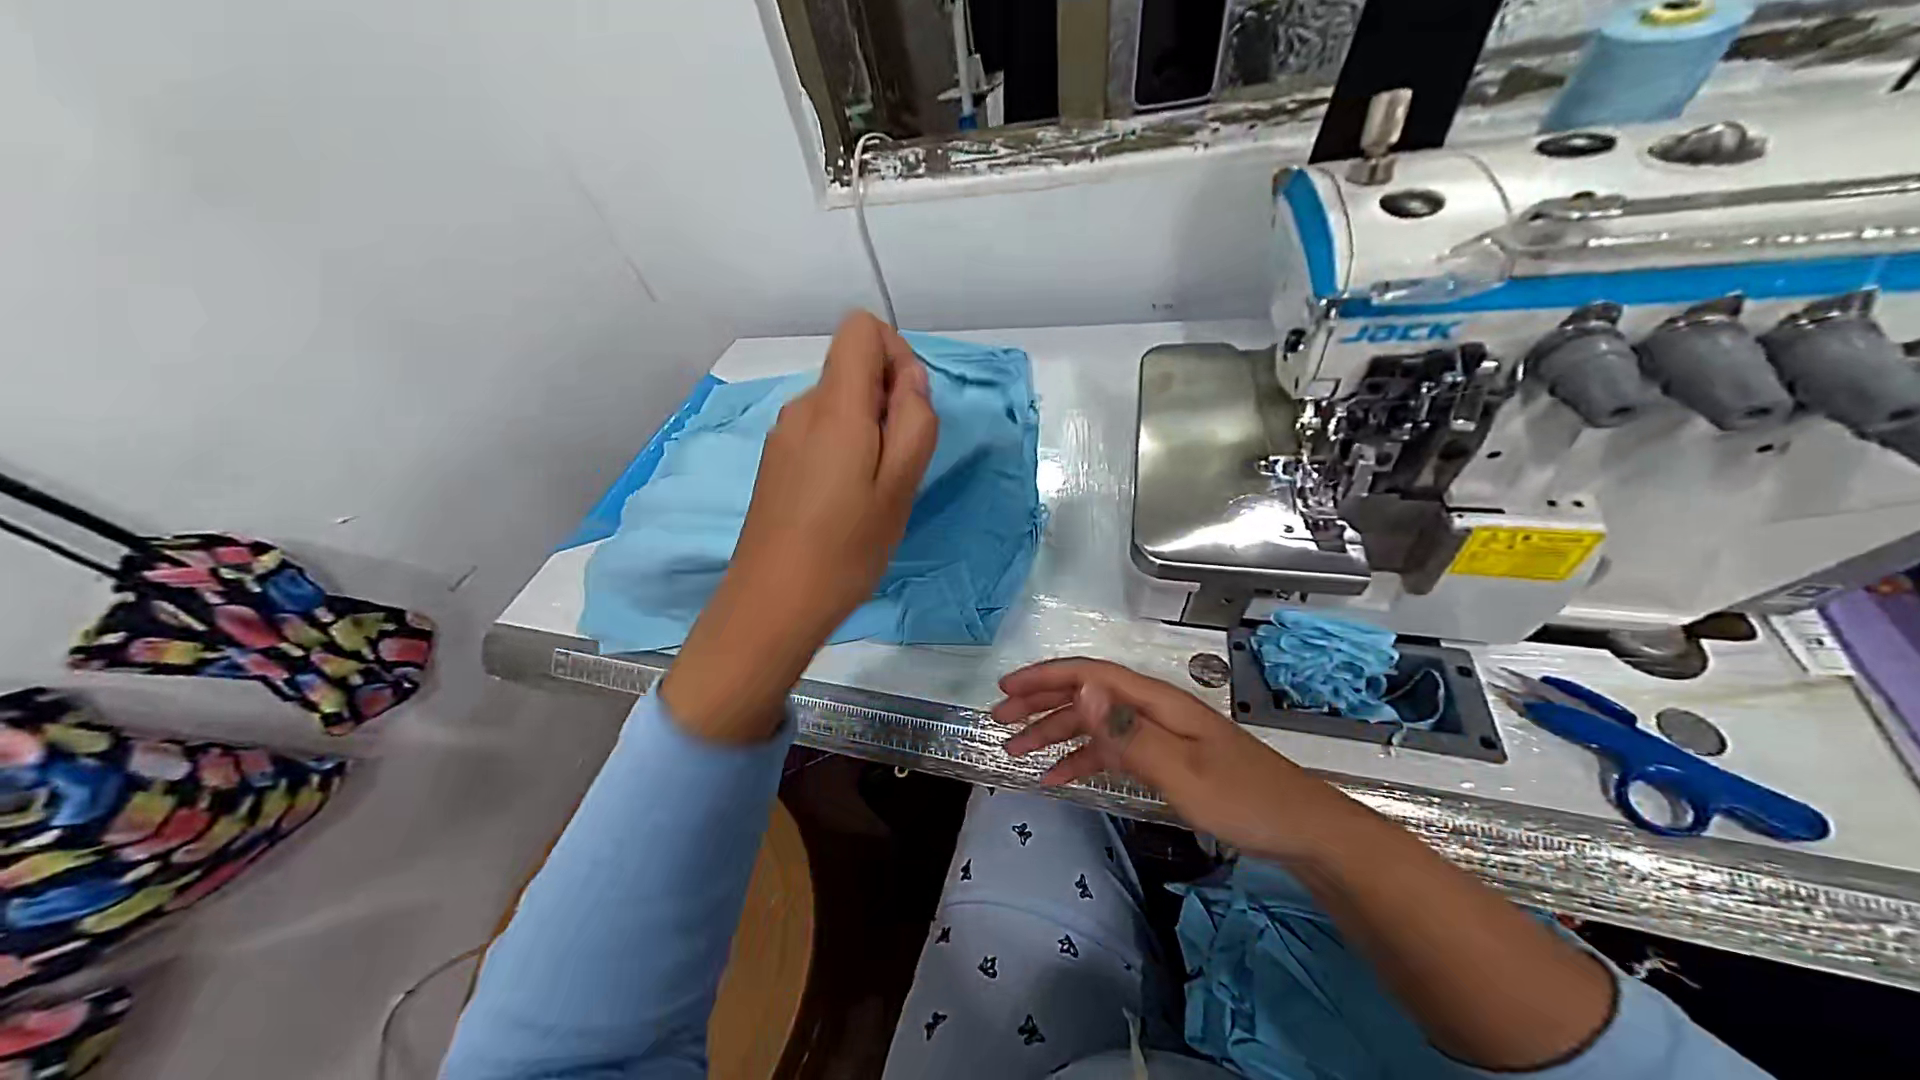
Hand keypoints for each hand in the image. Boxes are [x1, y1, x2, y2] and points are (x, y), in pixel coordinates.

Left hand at [730, 311, 936, 627]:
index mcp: (834, 405)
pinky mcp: (776, 463)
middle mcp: (802, 408)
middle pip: (852, 368)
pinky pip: (820, 432)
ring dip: (868, 431)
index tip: (909, 410)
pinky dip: (845, 449)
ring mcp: (783, 436)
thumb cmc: (846, 548)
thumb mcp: (900, 485)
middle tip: (898, 466)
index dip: (896, 354)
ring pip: (839, 405)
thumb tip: (910, 378)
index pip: (861, 329)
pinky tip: (845, 501)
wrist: (772, 602)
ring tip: (873, 491)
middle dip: (887, 401)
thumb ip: (914, 420)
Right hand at [996, 658, 1359, 857]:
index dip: (1045, 678)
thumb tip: (1081, 688)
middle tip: (999, 720)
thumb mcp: (1180, 769)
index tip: (1006, 690)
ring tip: (1015, 750)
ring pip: (1094, 724)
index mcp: (1156, 701)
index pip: (1090, 676)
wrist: (1300, 830)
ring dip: (1053, 733)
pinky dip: (1079, 761)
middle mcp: (1152, 709)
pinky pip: (1110, 752)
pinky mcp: (1163, 758)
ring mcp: (1158, 734)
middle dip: (1040, 703)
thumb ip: (1126, 731)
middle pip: (1087, 695)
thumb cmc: (1243, 799)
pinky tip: (1055, 778)